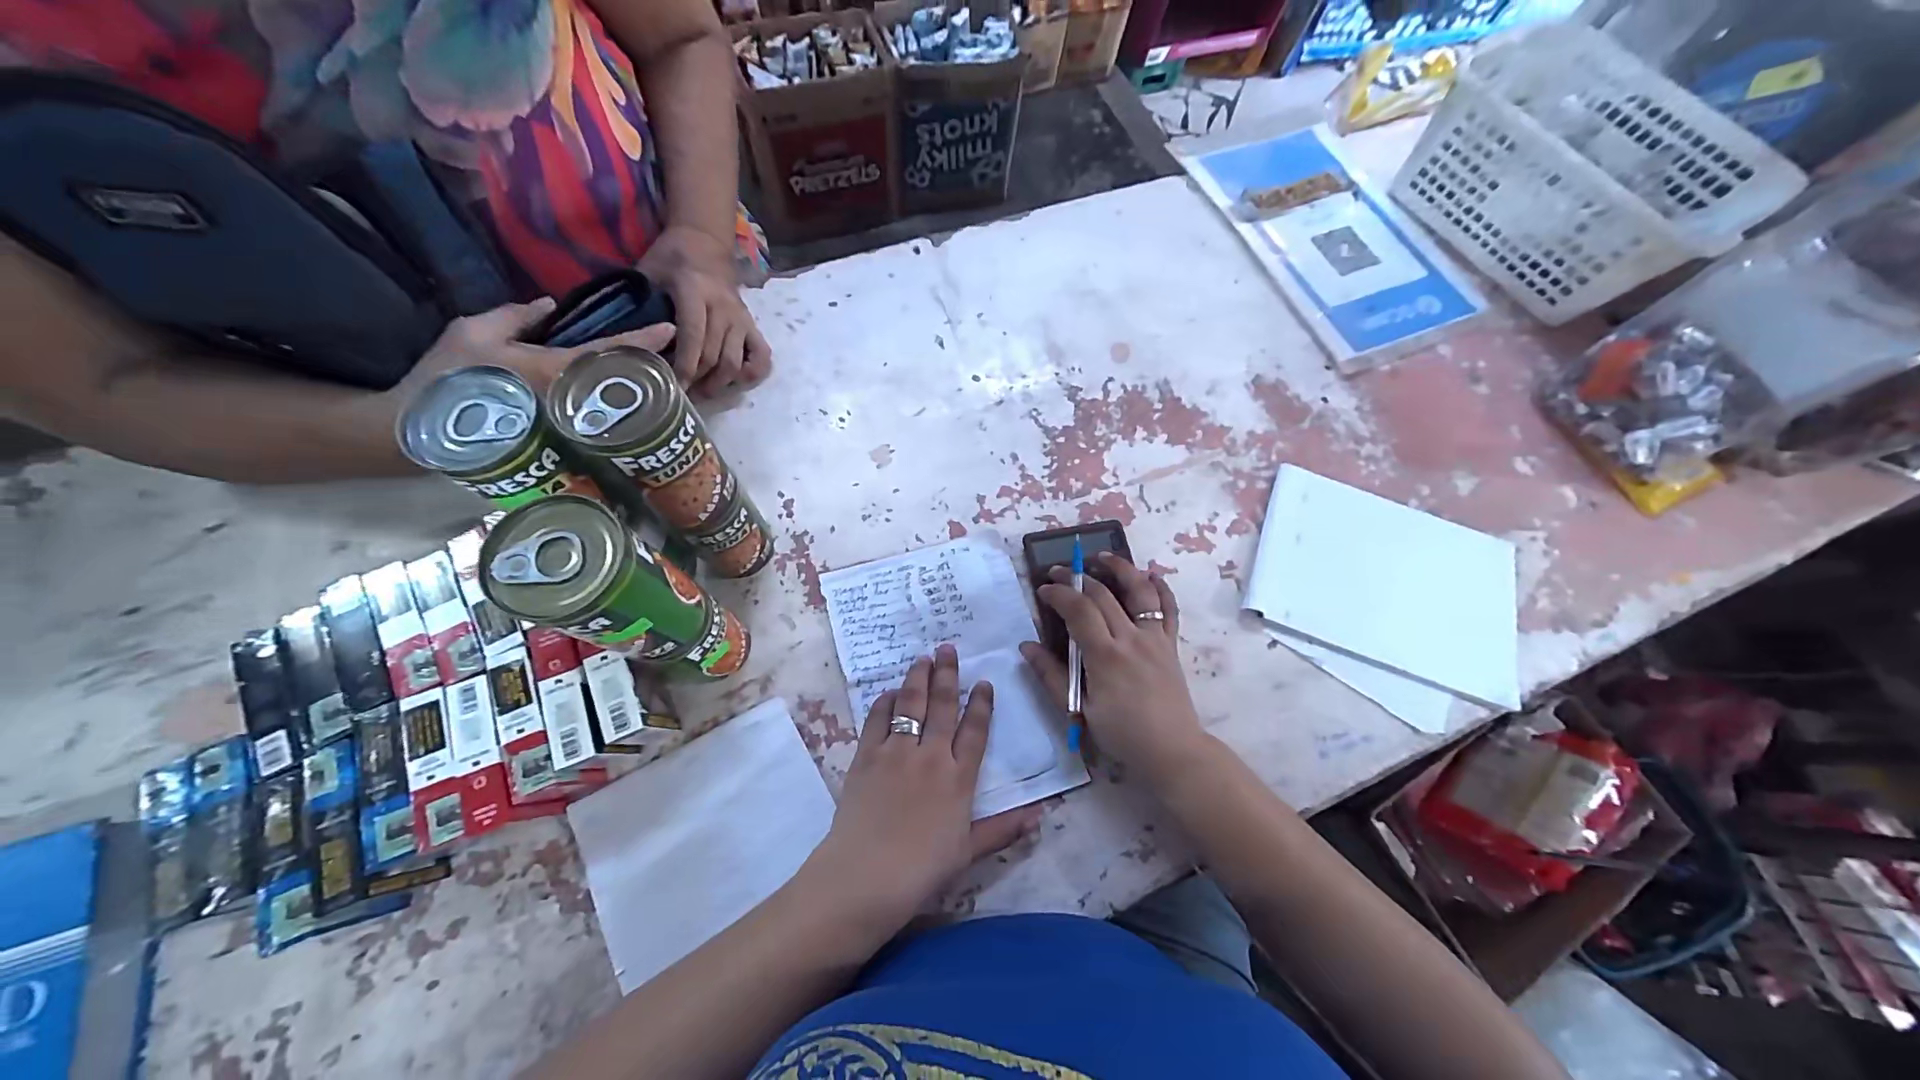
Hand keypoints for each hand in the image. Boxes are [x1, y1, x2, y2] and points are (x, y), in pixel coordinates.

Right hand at [386, 297, 677, 404]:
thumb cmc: (448, 372)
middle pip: (620, 379)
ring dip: (633, 383)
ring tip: (656, 369)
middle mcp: (569, 396)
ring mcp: (566, 417)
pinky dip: (609, 397)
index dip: (642, 340)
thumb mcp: (475, 330)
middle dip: (648, 367)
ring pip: (610, 396)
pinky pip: (592, 409)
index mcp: (554, 368)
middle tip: (674, 354)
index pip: (609, 351)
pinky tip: (621, 390)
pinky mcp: (557, 430)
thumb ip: (517, 315)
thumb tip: (551, 303)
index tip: (672, 330)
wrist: (425, 425)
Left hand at [637, 226, 771, 397]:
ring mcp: (740, 318)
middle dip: (697, 380)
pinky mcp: (751, 325)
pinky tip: (735, 381)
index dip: (684, 366)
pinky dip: (752, 373)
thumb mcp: (648, 272)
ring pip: (734, 363)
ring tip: (701, 393)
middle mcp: (722, 308)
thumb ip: (641, 304)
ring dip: (718, 383)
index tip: (672, 386)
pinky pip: (761, 356)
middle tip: (680, 394)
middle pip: (714, 356)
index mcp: (695, 292)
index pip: (693, 337)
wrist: (705, 242)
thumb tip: (631, 343)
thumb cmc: (671, 258)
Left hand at [803, 645, 1039, 927]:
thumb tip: (1042, 815)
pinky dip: (885, 703)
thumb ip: (1003, 829)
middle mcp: (930, 757)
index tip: (983, 683)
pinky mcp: (866, 756)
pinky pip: (877, 720)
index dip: (981, 705)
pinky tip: (890, 693)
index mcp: (958, 778)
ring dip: (917, 678)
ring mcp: (896, 753)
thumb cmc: (922, 869)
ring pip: (910, 705)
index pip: (975, 731)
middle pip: (941, 706)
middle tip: (948, 648)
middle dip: (947, 675)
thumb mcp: (968, 852)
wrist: (866, 875)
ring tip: (922, 657)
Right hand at [1021, 554, 1213, 781]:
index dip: (1058, 594)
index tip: (1043, 590)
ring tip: (1103, 557)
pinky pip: (1168, 609)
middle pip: (1103, 595)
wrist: (1173, 750)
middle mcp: (1131, 639)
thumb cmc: (1122, 734)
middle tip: (1059, 572)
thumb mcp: (1079, 710)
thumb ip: (1052, 676)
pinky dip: (1160, 588)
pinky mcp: (1170, 645)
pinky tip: (1150, 576)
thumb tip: (1027, 647)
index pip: (1078, 609)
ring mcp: (1155, 639)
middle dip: (1077, 578)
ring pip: (1139, 591)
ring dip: (1121, 569)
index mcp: (1105, 655)